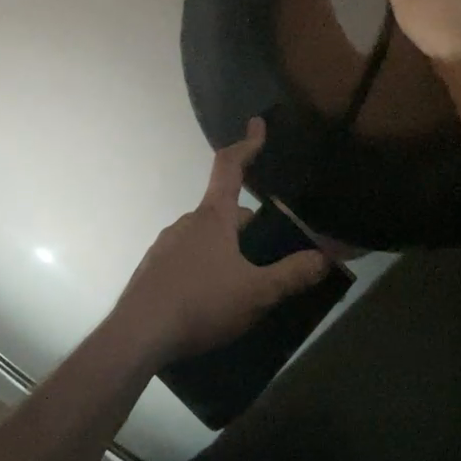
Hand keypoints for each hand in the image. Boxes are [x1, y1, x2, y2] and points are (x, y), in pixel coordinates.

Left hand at [108, 118, 329, 366]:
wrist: (137, 335)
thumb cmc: (200, 303)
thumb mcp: (256, 293)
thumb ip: (291, 275)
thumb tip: (324, 258)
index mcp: (213, 217)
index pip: (230, 167)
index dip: (247, 144)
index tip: (257, 125)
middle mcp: (187, 223)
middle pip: (223, 210)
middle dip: (247, 224)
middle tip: (270, 249)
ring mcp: (166, 246)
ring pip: (205, 236)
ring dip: (226, 247)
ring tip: (244, 281)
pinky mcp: (153, 271)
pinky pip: (187, 259)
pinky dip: (204, 267)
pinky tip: (212, 298)